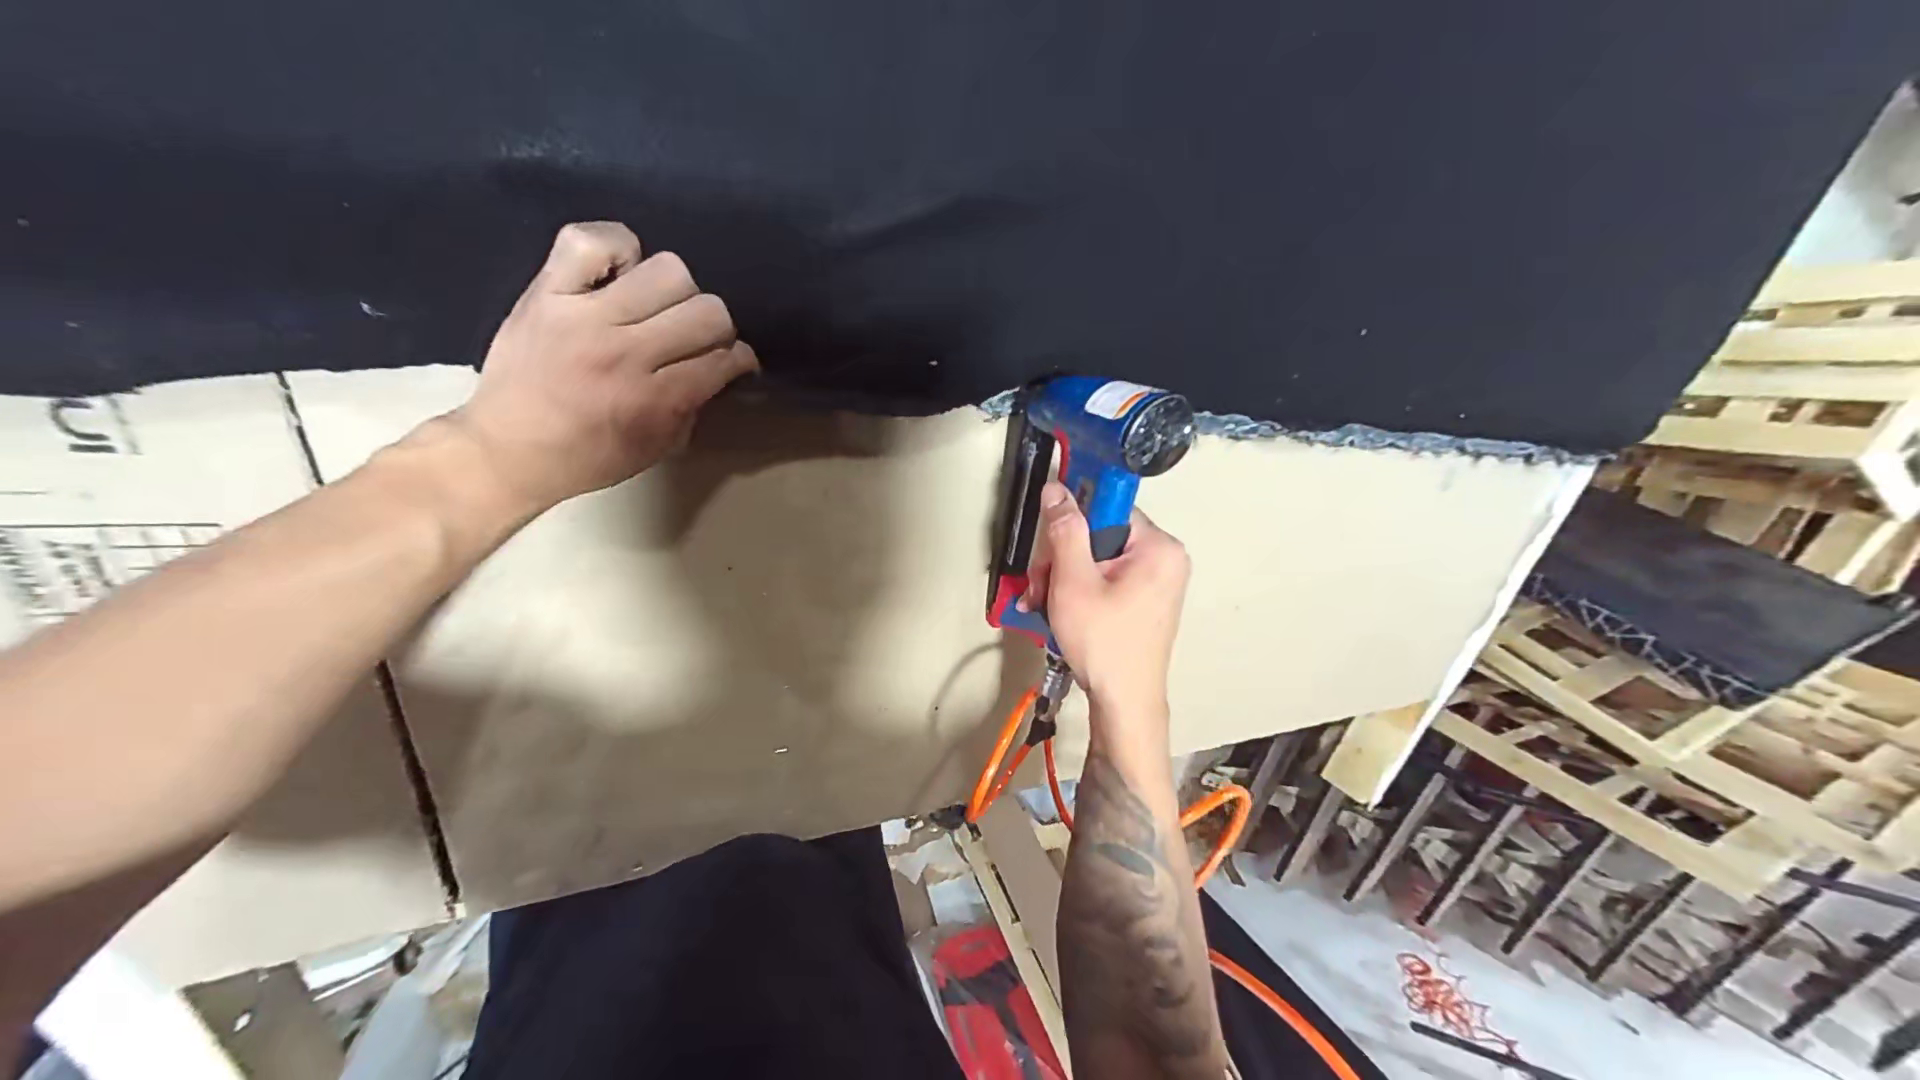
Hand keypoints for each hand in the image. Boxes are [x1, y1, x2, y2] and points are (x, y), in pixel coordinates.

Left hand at [450, 221, 758, 513]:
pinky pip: (591, 240)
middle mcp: (626, 352)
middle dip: (715, 329)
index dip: (740, 360)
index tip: (733, 363)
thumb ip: (693, 406)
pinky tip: (619, 275)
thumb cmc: (589, 457)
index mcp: (655, 399)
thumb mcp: (657, 447)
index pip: (725, 359)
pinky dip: (616, 249)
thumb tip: (718, 369)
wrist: (508, 449)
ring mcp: (584, 315)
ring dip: (675, 291)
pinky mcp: (547, 291)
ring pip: (668, 271)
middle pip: (708, 312)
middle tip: (696, 340)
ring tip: (655, 309)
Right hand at [1023, 481, 1190, 724]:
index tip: (1049, 539)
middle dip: (1060, 558)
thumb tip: (1056, 489)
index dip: (1073, 520)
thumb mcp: (1073, 581)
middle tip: (1041, 586)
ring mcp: (1154, 582)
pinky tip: (1056, 609)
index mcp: (1158, 547)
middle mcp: (1163, 559)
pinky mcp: (1141, 601)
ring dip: (1061, 577)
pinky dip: (1076, 591)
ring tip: (1043, 603)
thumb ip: (1065, 530)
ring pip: (1095, 559)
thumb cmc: (1103, 643)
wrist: (1123, 703)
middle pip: (1098, 534)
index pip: (1108, 507)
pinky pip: (1103, 579)